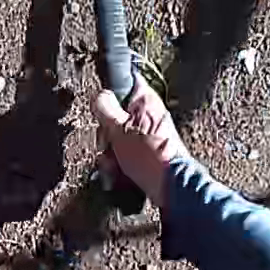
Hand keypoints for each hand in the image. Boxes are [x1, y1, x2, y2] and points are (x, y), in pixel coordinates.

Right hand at [91, 81, 188, 210]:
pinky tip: (116, 175)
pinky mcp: (145, 154)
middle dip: (105, 135)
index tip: (102, 109)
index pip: (125, 81)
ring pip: (116, 138)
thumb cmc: (151, 157)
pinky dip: (116, 165)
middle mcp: (147, 115)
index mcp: (144, 101)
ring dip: (109, 154)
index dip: (109, 94)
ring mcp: (146, 135)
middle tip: (108, 145)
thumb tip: (99, 96)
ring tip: (114, 166)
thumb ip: (106, 109)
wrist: (170, 187)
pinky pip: (123, 155)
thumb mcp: (120, 129)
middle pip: (114, 115)